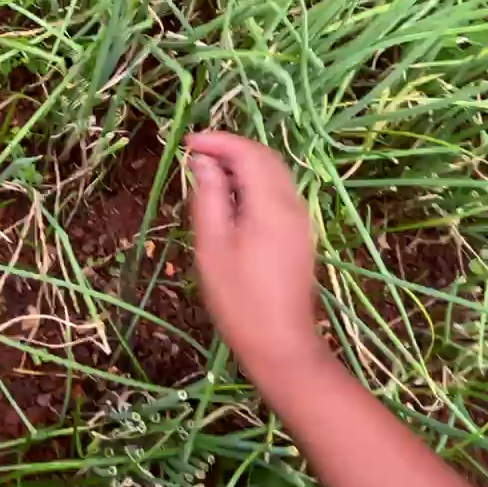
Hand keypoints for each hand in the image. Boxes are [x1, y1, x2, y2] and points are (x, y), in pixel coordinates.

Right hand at [185, 130, 325, 377]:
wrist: (280, 345)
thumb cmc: (239, 298)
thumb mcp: (213, 244)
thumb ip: (209, 195)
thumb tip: (203, 161)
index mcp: (271, 204)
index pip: (247, 153)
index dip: (217, 141)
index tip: (187, 143)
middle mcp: (292, 204)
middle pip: (264, 156)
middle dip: (230, 148)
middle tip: (196, 154)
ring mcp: (300, 218)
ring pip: (273, 171)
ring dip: (242, 163)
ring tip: (209, 172)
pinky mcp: (299, 232)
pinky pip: (278, 190)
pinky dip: (254, 180)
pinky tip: (231, 196)